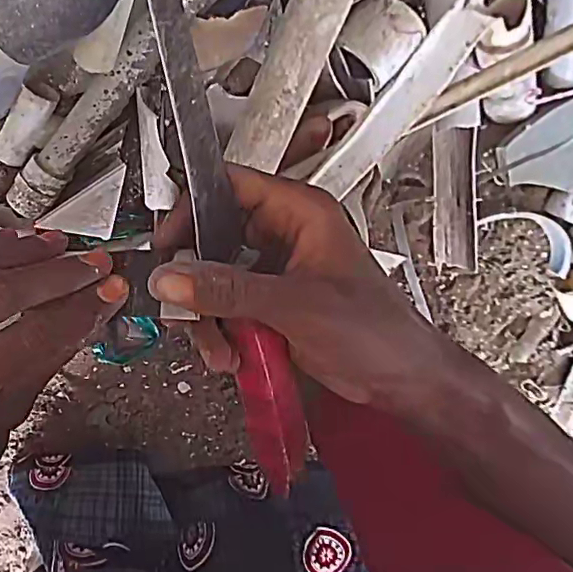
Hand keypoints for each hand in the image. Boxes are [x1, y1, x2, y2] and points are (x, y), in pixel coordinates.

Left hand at [0, 230, 128, 557]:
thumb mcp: (1, 416)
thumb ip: (44, 358)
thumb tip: (92, 306)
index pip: (19, 340)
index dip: (72, 310)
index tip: (107, 290)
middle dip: (53, 274)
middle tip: (92, 264)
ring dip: (18, 249)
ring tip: (59, 246)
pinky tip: (15, 243)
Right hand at [149, 165, 461, 416]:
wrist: (402, 385)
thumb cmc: (381, 334)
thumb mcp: (296, 304)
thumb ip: (228, 290)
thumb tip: (172, 277)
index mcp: (299, 213)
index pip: (228, 186)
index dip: (192, 210)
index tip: (169, 244)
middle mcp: (281, 236)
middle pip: (209, 238)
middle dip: (193, 278)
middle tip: (184, 303)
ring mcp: (270, 271)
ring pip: (209, 279)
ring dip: (204, 316)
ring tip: (218, 345)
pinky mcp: (264, 303)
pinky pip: (220, 308)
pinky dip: (216, 332)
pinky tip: (230, 353)